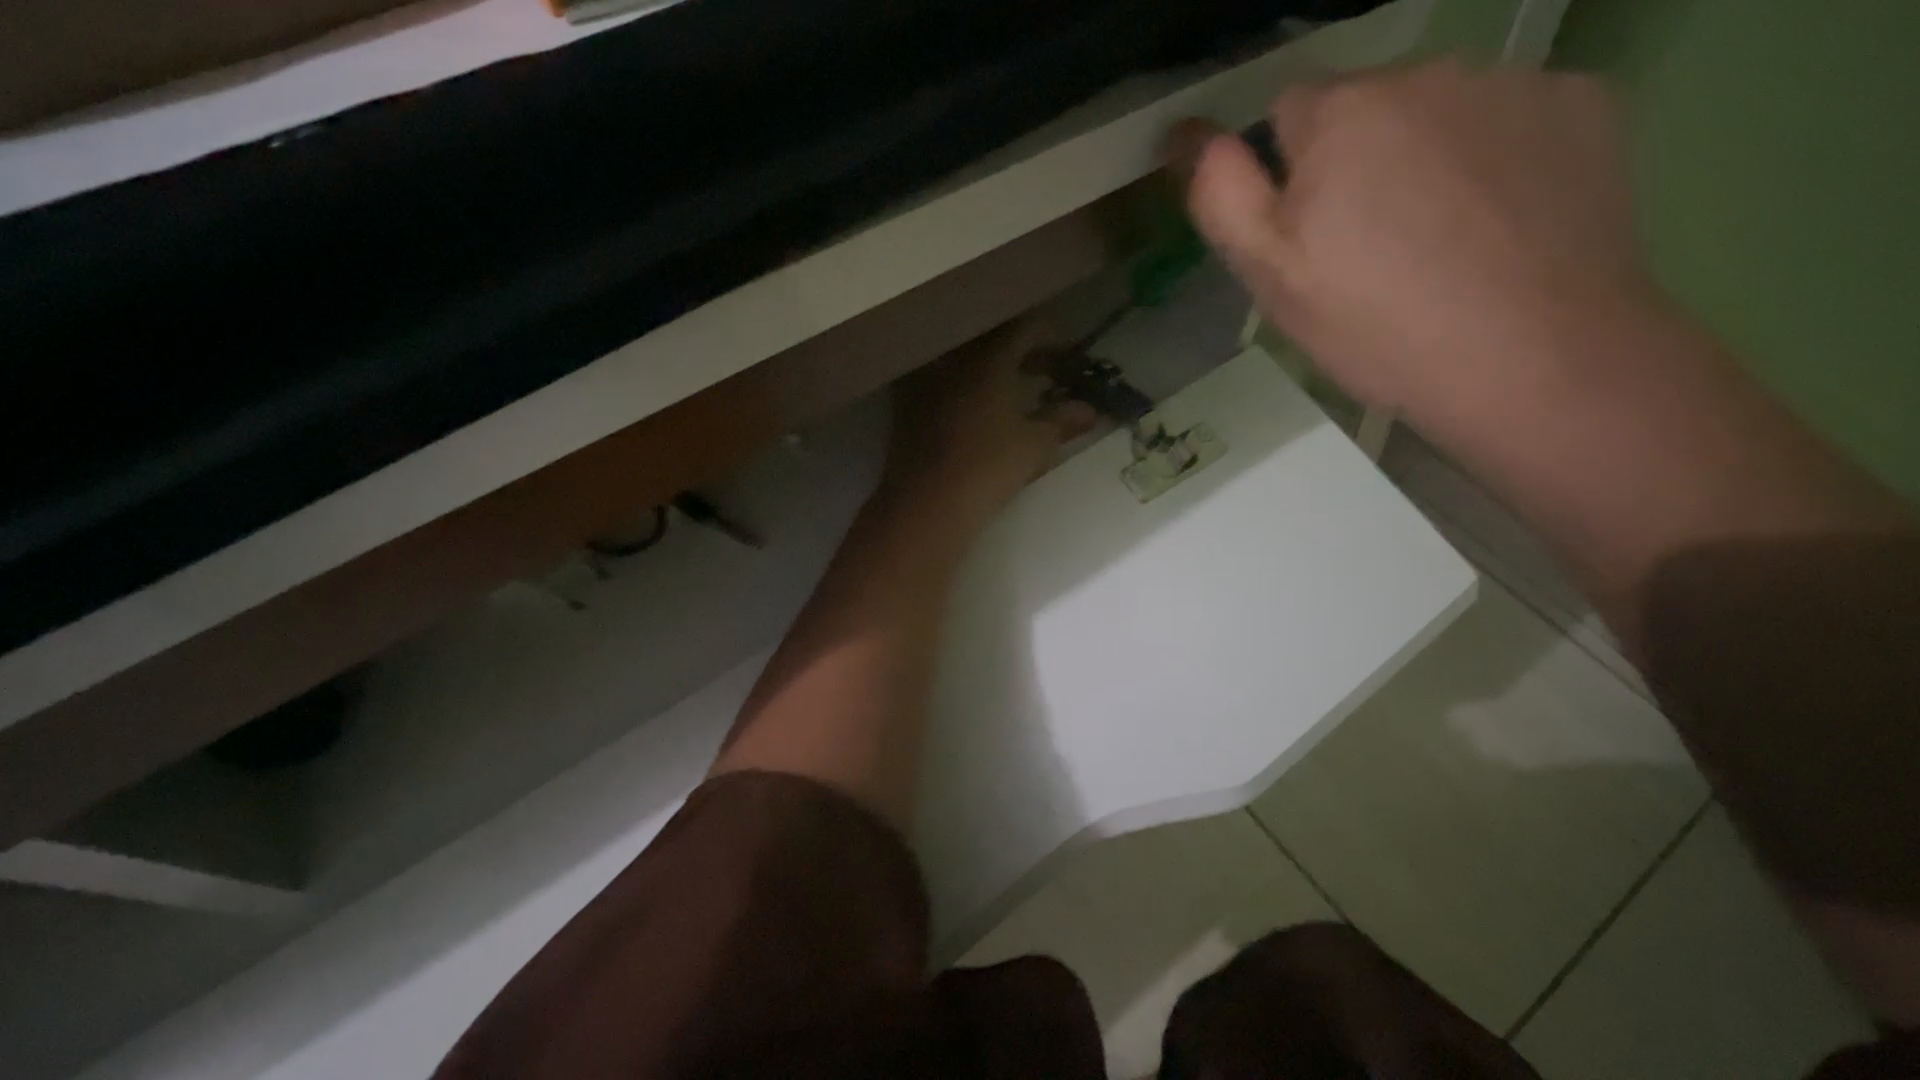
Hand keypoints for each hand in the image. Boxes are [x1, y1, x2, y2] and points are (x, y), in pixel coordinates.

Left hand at [879, 321, 1095, 526]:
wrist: (926, 505)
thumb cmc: (987, 469)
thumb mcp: (1035, 445)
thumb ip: (1063, 421)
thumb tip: (1090, 410)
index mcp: (988, 359)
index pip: (1025, 328)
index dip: (1053, 338)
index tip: (1071, 358)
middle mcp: (953, 359)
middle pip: (993, 338)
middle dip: (1024, 351)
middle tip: (1048, 372)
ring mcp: (925, 380)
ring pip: (965, 357)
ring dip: (993, 366)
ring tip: (1015, 390)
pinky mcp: (908, 404)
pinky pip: (943, 378)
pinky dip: (966, 383)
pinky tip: (980, 408)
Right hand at [1177, 61, 1651, 429]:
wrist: (1538, 360)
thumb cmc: (1382, 326)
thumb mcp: (1271, 276)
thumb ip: (1219, 193)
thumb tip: (1186, 132)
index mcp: (1340, 113)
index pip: (1287, 112)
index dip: (1292, 175)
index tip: (1314, 236)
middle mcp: (1425, 73)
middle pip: (1368, 106)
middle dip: (1361, 158)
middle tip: (1379, 248)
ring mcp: (1512, 83)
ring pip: (1441, 110)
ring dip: (1430, 154)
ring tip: (1449, 240)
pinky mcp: (1584, 104)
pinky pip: (1514, 117)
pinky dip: (1503, 155)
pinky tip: (1507, 221)